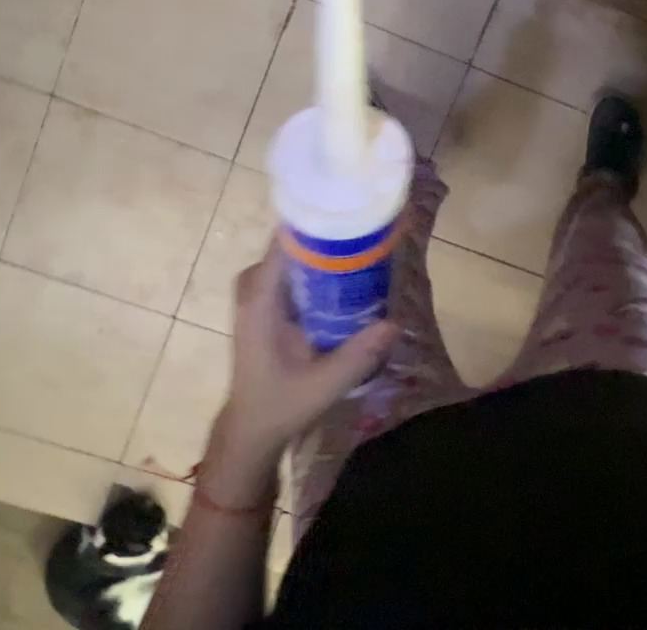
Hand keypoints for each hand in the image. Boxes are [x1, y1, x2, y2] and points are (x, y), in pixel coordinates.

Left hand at [203, 244, 397, 501]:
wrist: (251, 430)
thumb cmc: (278, 406)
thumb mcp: (321, 385)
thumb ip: (357, 356)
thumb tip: (395, 323)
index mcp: (260, 299)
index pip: (286, 242)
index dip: (318, 223)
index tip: (354, 215)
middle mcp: (256, 287)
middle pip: (296, 243)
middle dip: (331, 235)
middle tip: (372, 233)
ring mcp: (261, 294)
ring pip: (298, 256)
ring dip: (329, 251)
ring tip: (369, 246)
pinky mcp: (271, 304)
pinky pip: (297, 271)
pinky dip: (323, 268)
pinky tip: (354, 273)